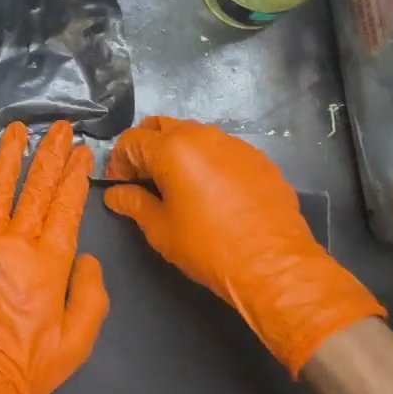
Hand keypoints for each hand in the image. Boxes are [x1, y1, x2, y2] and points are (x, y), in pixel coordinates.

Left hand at [0, 121, 109, 393]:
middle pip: (36, 189)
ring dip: (10, 155)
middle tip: (58, 128)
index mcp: (48, 263)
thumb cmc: (27, 363)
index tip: (81, 151)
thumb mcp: (78, 341)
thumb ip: (91, 297)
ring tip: (17, 129)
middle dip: (49, 155)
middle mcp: (16, 242)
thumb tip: (89, 258)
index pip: (65, 207)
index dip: (74, 176)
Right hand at [103, 117, 383, 375]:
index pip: (131, 140)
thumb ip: (133, 203)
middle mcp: (201, 136)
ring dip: (177, 151)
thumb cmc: (209, 247)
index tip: (119, 184)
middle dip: (146, 147)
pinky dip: (207, 161)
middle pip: (161, 126)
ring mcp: (233, 144)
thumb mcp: (160, 229)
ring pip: (194, 134)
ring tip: (178, 184)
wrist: (276, 266)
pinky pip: (222, 150)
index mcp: (171, 148)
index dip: (119, 161)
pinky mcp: (258, 159)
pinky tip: (212, 192)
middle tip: (144, 178)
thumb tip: (116, 194)